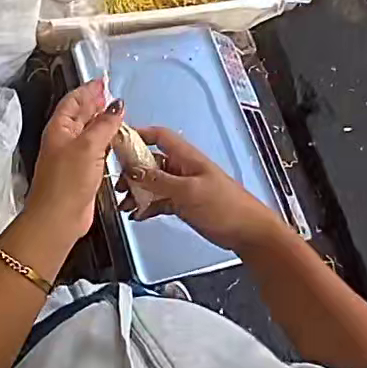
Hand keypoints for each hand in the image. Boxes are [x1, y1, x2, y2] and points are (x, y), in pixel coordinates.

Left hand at [24, 78, 124, 241]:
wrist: (59, 218)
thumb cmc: (67, 181)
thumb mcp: (88, 146)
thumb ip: (104, 124)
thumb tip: (117, 105)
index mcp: (59, 128)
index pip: (73, 101)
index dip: (87, 90)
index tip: (102, 81)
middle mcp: (64, 139)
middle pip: (80, 114)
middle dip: (95, 103)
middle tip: (111, 93)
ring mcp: (73, 156)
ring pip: (88, 131)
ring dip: (102, 121)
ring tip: (117, 112)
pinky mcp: (83, 171)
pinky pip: (96, 148)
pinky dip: (106, 140)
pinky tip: (117, 139)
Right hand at [120, 127, 292, 253]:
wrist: (249, 232)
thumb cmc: (226, 206)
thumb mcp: (188, 192)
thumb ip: (159, 181)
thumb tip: (133, 170)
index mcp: (186, 157)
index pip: (158, 136)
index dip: (138, 135)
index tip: (118, 142)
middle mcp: (182, 168)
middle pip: (150, 161)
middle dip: (132, 171)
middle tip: (118, 184)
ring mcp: (182, 186)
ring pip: (152, 183)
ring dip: (137, 191)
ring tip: (125, 204)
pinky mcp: (183, 203)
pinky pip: (159, 200)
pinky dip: (147, 206)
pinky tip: (138, 215)